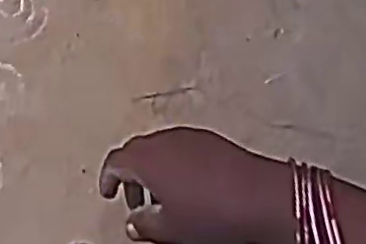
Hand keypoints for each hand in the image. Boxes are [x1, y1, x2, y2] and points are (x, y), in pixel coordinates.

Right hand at [99, 128, 293, 243]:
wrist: (258, 196)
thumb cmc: (210, 215)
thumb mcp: (173, 229)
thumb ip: (145, 224)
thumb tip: (132, 223)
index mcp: (145, 158)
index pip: (115, 161)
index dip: (108, 177)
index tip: (108, 193)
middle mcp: (160, 139)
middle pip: (135, 152)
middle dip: (132, 176)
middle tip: (136, 202)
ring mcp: (184, 136)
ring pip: (158, 149)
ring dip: (154, 170)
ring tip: (164, 198)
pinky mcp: (206, 139)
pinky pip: (179, 148)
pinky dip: (174, 164)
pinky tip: (189, 187)